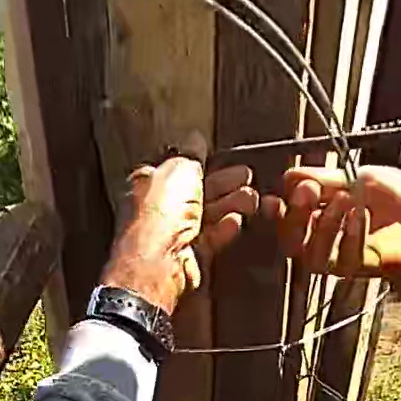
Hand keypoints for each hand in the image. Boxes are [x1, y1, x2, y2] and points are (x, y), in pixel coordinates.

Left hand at [100, 157, 258, 312]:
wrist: (159, 262)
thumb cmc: (159, 214)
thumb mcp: (180, 168)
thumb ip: (192, 154)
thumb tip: (195, 138)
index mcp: (149, 183)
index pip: (178, 168)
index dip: (202, 161)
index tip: (224, 158)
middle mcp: (160, 210)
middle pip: (198, 193)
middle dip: (224, 184)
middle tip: (246, 177)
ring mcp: (174, 236)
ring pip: (207, 216)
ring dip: (230, 205)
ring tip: (251, 198)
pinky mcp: (189, 258)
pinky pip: (210, 240)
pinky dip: (224, 230)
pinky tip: (236, 221)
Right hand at [259, 164, 400, 279]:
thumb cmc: (393, 197)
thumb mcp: (356, 177)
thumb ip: (324, 179)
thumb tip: (289, 176)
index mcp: (314, 218)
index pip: (284, 221)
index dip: (276, 213)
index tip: (276, 198)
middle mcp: (320, 242)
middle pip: (291, 242)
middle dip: (296, 217)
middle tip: (308, 191)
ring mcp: (336, 259)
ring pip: (312, 255)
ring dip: (325, 226)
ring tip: (344, 199)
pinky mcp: (356, 270)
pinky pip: (344, 259)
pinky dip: (351, 235)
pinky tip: (361, 214)